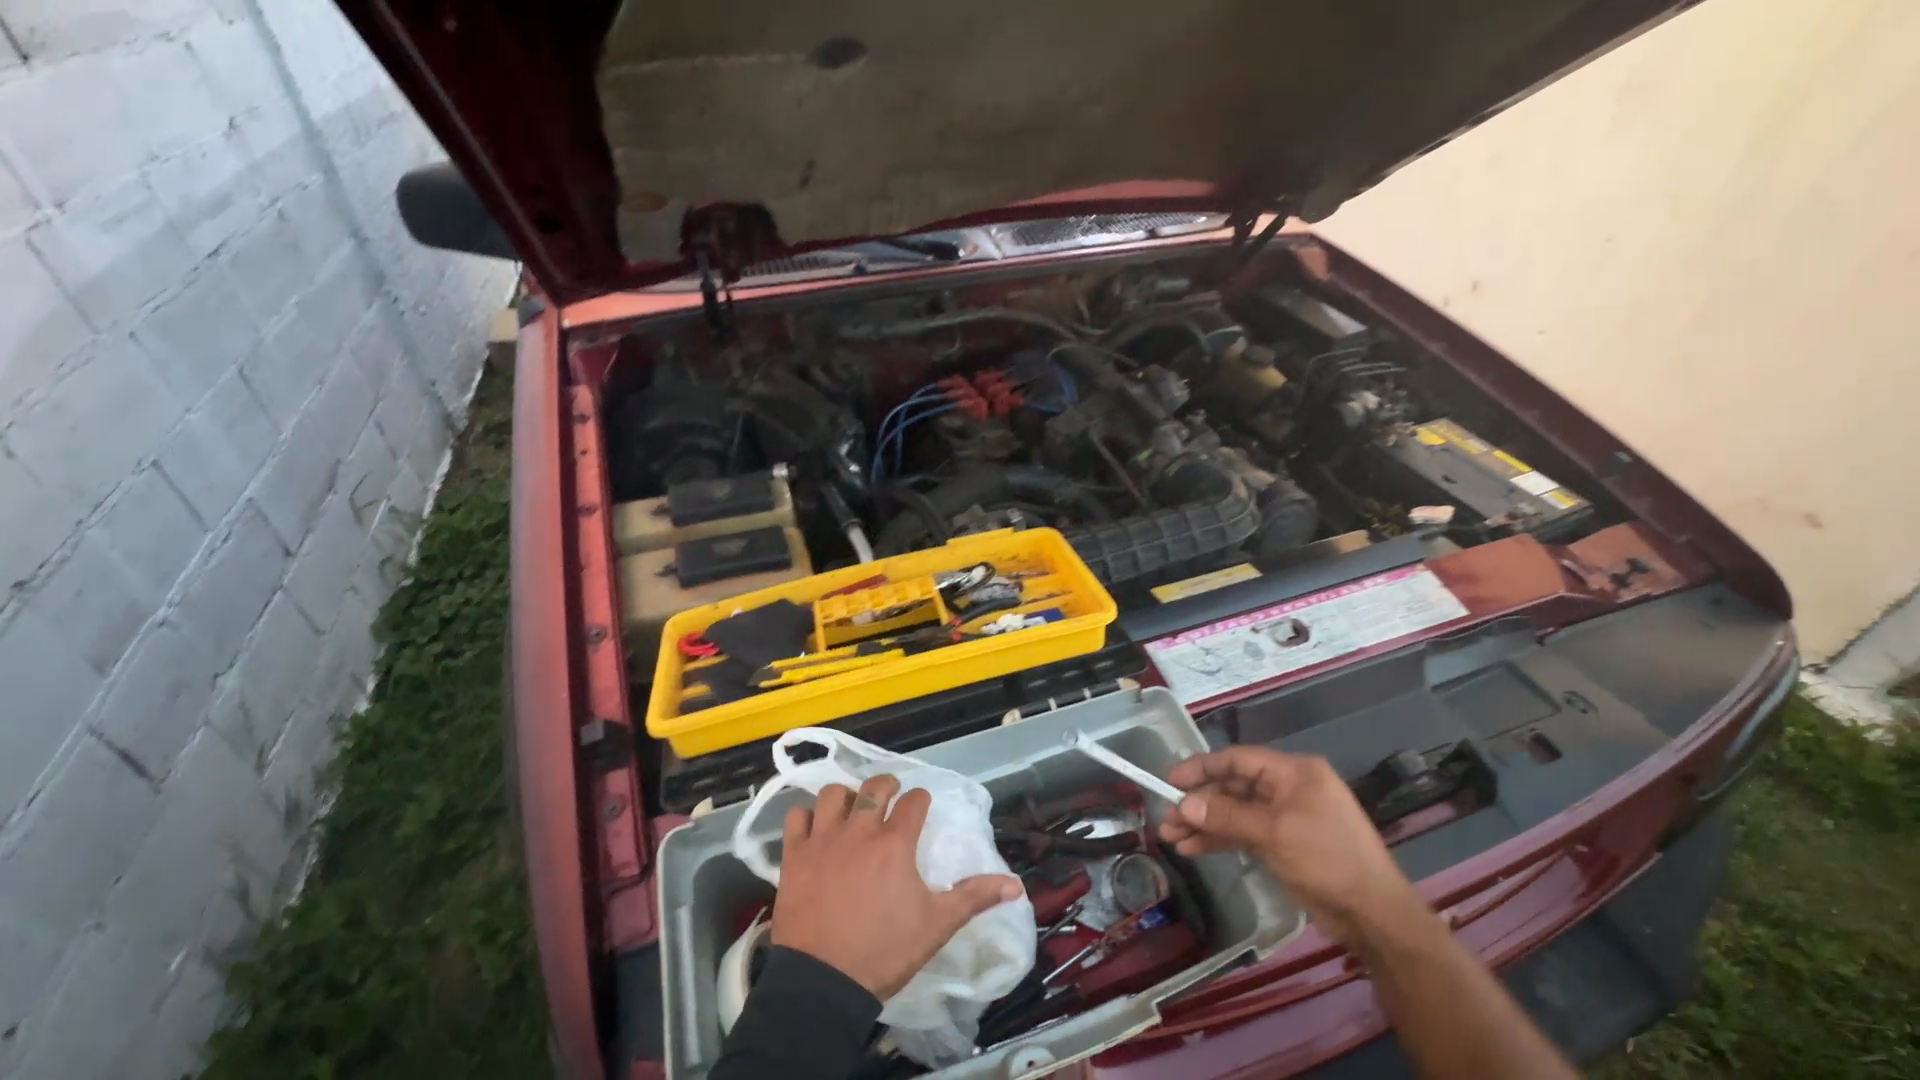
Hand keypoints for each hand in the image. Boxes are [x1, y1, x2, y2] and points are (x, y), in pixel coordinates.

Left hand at [770, 773, 1024, 1000]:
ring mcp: (822, 841)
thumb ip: (973, 898)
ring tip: (853, 808)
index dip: (921, 799)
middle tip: (891, 795)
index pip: (913, 802)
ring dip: (847, 796)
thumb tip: (1015, 884)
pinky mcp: (794, 856)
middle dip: (887, 785)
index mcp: (895, 844)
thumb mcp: (936, 926)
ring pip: (833, 795)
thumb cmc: (884, 952)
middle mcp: (859, 832)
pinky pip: (797, 818)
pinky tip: (816, 827)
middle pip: (874, 788)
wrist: (823, 981)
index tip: (921, 804)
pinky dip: (807, 816)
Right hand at [1158, 746, 1421, 944]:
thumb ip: (1227, 816)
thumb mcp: (1274, 833)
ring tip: (1171, 838)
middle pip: (1234, 787)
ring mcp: (1286, 817)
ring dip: (1204, 823)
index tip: (1169, 780)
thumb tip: (1184, 804)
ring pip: (1235, 812)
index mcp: (1294, 772)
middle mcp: (1289, 788)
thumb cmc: (1328, 859)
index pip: (1239, 759)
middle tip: (1166, 819)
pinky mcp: (1283, 844)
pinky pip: (1244, 833)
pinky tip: (1193, 849)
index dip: (1202, 767)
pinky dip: (1219, 839)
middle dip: (1199, 802)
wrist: (1372, 913)